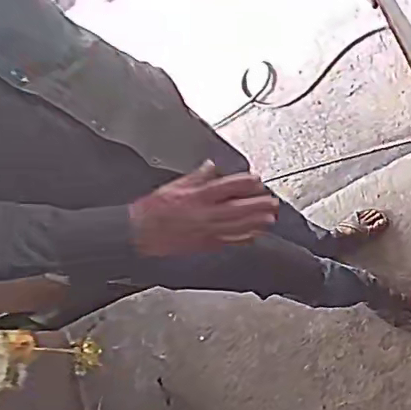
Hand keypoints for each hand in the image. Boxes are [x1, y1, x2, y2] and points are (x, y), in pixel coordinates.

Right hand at [128, 161, 279, 256]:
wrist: (138, 234)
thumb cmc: (152, 210)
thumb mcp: (173, 187)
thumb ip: (196, 177)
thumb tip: (211, 166)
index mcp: (196, 197)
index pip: (226, 187)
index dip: (244, 183)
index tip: (256, 179)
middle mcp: (204, 214)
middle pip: (237, 208)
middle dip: (258, 205)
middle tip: (272, 201)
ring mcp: (207, 230)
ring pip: (237, 226)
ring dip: (256, 222)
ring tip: (270, 218)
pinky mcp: (206, 243)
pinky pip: (230, 241)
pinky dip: (244, 237)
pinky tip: (255, 234)